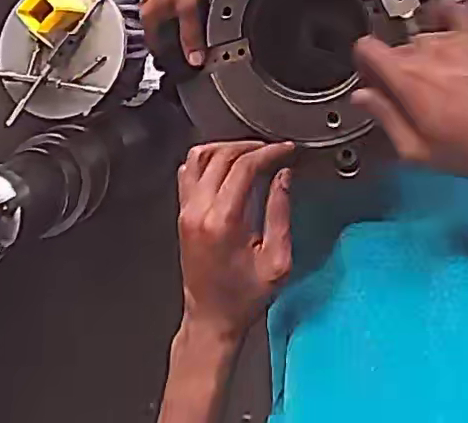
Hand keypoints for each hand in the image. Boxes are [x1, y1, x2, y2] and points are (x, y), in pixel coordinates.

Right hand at [143, 0, 207, 66]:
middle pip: (164, 39)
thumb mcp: (189, 6)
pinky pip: (172, 13)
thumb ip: (191, 33)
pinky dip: (182, 18)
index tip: (189, 67)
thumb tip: (194, 59)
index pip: (160, 51)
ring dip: (181, 32)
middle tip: (196, 52)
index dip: (175, 61)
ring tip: (196, 34)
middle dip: (179, 47)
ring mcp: (155, 2)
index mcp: (150, 20)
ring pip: (169, 25)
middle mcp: (149, 12)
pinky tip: (192, 14)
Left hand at [176, 141, 295, 339]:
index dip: (269, 152)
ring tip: (251, 153)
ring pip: (200, 156)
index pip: (244, 166)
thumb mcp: (277, 261)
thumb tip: (283, 176)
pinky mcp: (182, 212)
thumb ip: (281, 213)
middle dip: (252, 147)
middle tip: (272, 151)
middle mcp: (199, 211)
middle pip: (222, 155)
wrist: (211, 320)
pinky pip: (188, 170)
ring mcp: (186, 210)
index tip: (285, 150)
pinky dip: (207, 158)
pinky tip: (226, 165)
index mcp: (222, 221)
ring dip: (227, 147)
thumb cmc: (244, 297)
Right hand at [351, 5, 467, 186]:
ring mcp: (454, 39)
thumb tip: (362, 97)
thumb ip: (384, 117)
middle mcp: (426, 50)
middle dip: (397, 68)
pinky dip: (442, 17)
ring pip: (422, 38)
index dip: (364, 63)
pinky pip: (451, 12)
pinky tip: (445, 32)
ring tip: (442, 80)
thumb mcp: (417, 151)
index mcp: (406, 77)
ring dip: (424, 55)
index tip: (372, 78)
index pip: (366, 48)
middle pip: (396, 48)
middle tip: (412, 94)